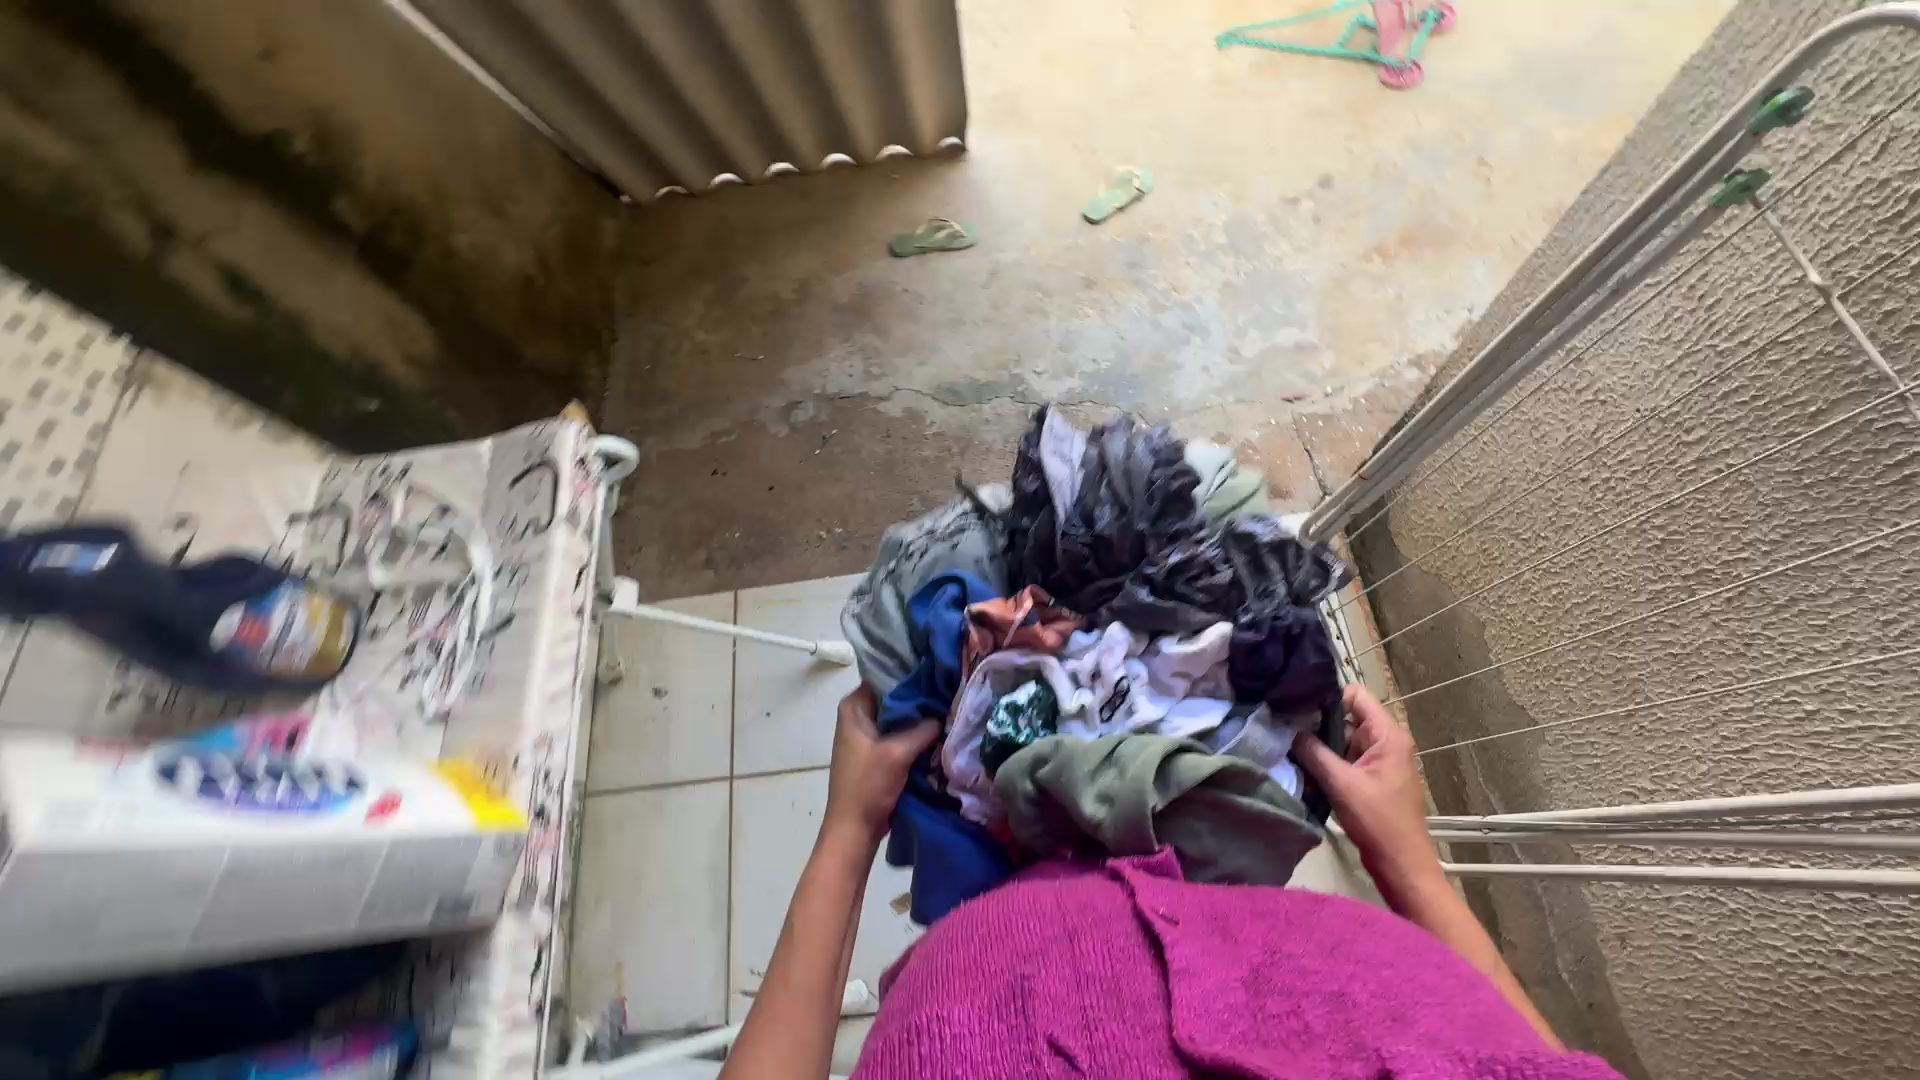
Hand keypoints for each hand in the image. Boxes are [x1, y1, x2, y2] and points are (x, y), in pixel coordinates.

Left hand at [823, 686, 940, 848]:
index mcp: (854, 707)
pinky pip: (901, 731)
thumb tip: (946, 710)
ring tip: (950, 703)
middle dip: (920, 694)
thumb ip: (923, 728)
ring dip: (920, 714)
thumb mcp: (898, 753)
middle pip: (894, 695)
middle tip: (950, 685)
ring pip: (900, 714)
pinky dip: (917, 731)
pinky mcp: (878, 749)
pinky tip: (940, 726)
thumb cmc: (868, 786)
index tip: (938, 668)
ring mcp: (868, 733)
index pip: (885, 675)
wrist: (855, 829)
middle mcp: (858, 714)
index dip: (911, 672)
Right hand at [1293, 683, 1438, 890]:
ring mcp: (1378, 759)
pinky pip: (1343, 756)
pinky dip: (1325, 759)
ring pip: (1341, 737)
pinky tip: (1302, 764)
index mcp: (1387, 735)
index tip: (1296, 704)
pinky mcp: (1369, 776)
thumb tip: (1287, 727)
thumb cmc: (1377, 820)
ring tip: (1288, 743)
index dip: (1326, 696)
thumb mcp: (1341, 782)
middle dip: (1317, 721)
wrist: (1400, 864)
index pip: (1354, 695)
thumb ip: (1313, 751)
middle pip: (1345, 715)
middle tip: (1284, 724)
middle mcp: (1385, 741)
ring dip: (1319, 743)